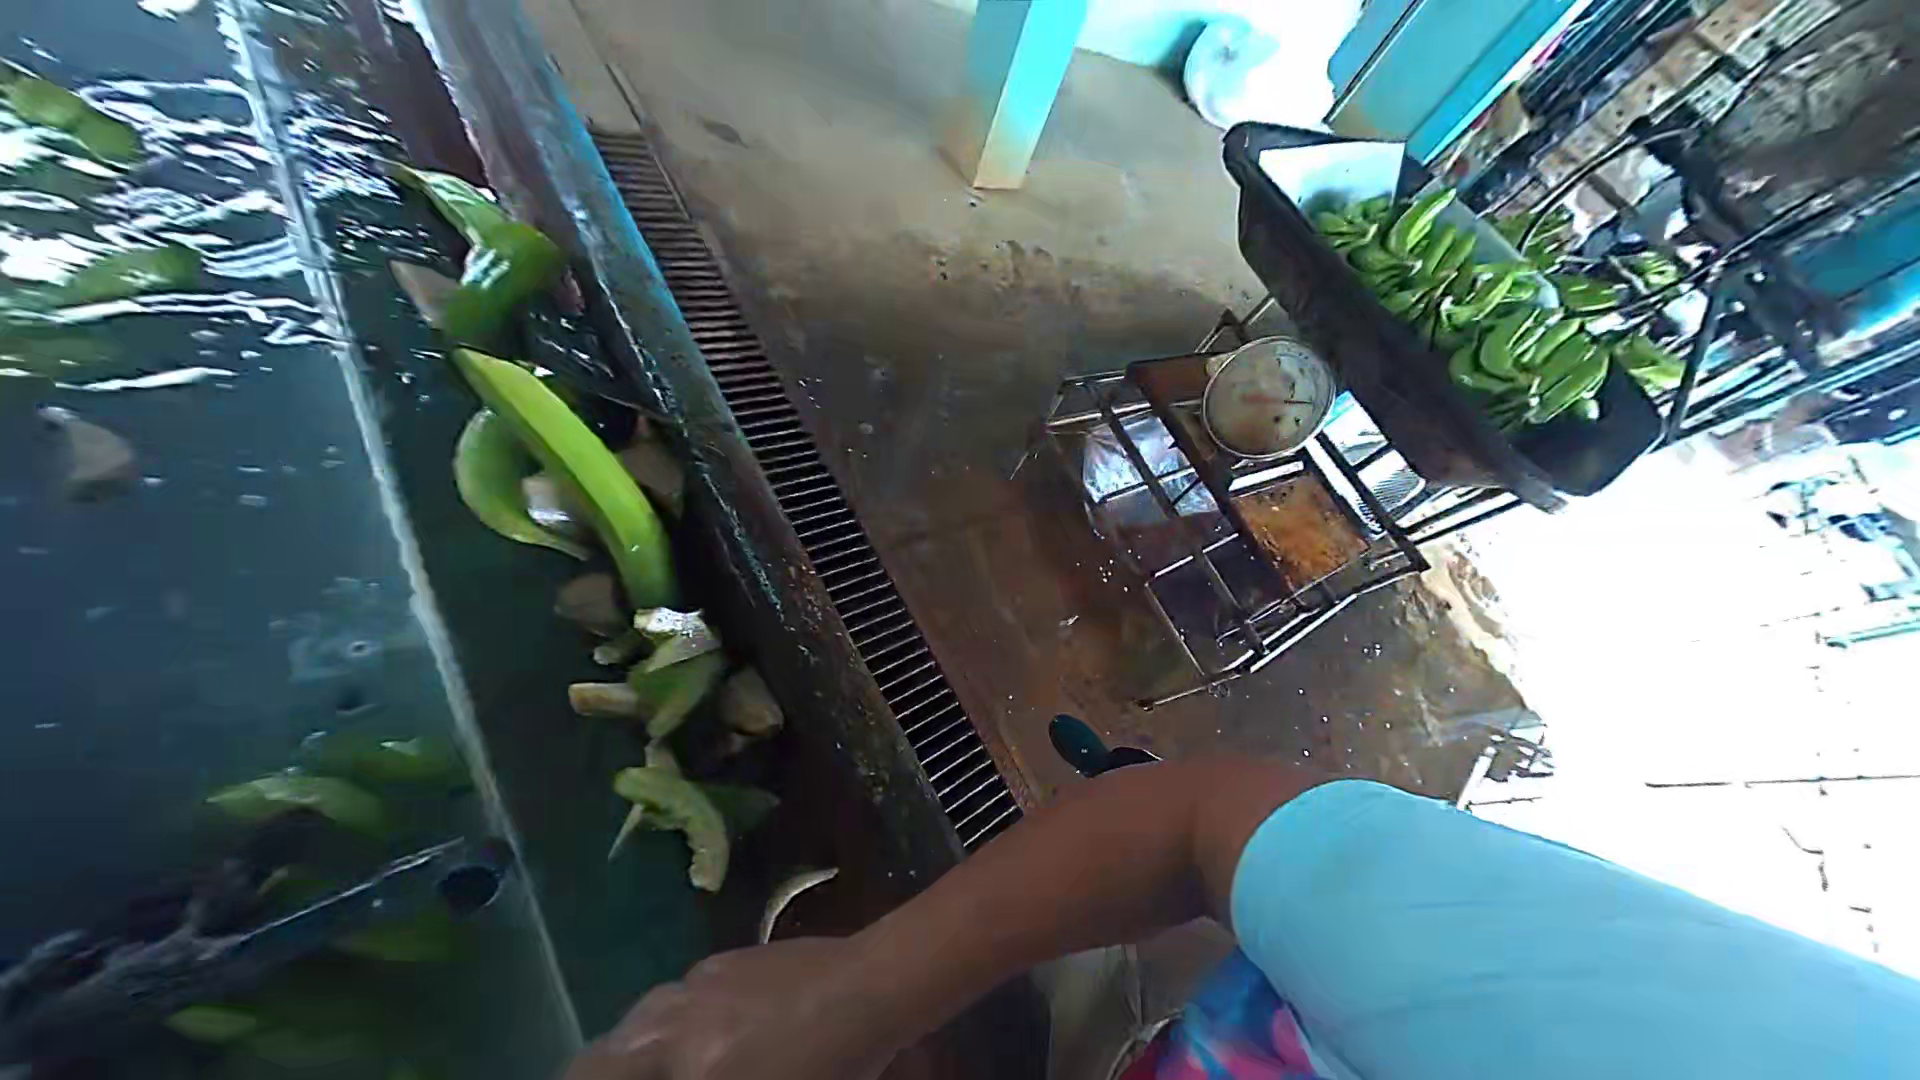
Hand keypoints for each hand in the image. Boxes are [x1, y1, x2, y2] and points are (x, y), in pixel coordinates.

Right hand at [561, 937, 902, 1079]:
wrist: (867, 988)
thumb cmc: (826, 1068)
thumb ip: (693, 1079)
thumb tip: (677, 1071)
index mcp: (685, 1060)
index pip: (597, 1074)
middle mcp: (680, 1014)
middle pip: (606, 1052)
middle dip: (600, 1079)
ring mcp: (705, 977)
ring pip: (641, 1017)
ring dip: (632, 1051)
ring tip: (655, 1073)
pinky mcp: (730, 956)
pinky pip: (677, 994)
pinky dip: (669, 1021)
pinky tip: (698, 1036)